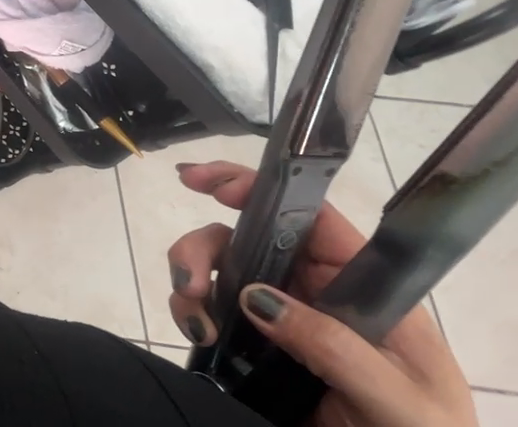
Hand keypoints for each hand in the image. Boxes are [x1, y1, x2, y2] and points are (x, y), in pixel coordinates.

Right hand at [166, 161, 475, 426]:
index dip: (259, 189)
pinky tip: (196, 335)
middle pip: (246, 238)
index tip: (207, 185)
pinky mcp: (252, 341)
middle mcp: (315, 292)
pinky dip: (187, 310)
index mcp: (362, 291)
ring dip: (188, 278)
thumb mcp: (396, 398)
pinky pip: (205, 305)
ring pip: (217, 267)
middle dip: (202, 246)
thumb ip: (335, 346)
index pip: (311, 218)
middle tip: (185, 277)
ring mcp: (281, 316)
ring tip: (192, 320)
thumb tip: (253, 296)